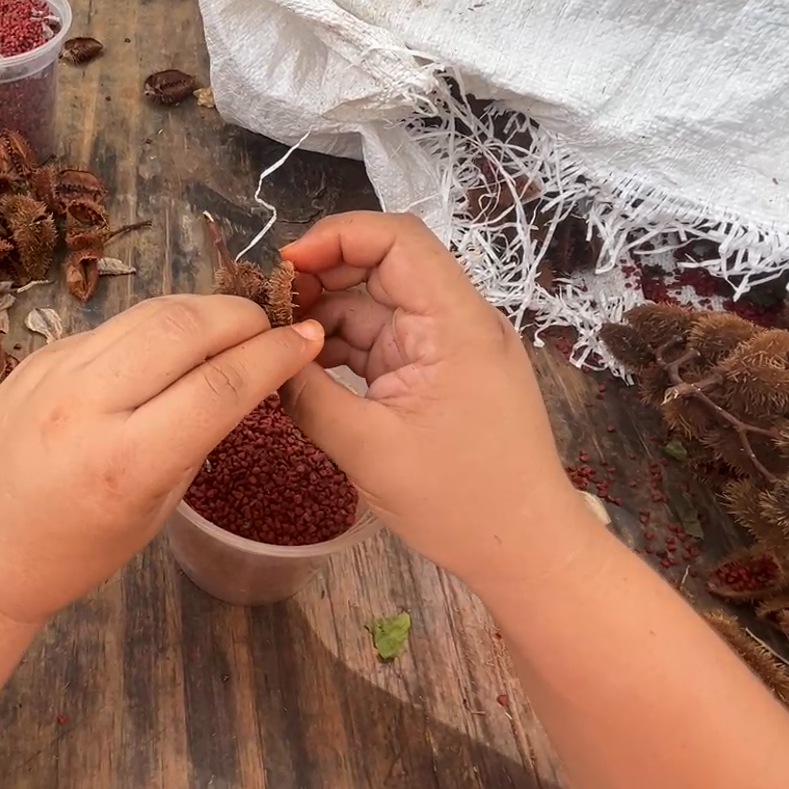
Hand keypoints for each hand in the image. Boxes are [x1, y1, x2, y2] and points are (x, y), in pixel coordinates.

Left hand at [0, 295, 324, 624]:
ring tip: (231, 326)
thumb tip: (240, 379)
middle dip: (241, 316)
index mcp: (123, 462)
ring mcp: (54, 370)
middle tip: (269, 327)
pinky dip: (157, 325)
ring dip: (202, 310)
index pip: (219, 385)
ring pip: (148, 312)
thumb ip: (196, 438)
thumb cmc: (74, 553)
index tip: (308, 338)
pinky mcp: (39, 354)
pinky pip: (114, 326)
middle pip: (184, 326)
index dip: (275, 355)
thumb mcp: (153, 510)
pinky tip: (173, 342)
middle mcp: (86, 403)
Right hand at [278, 212, 588, 586]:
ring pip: (373, 304)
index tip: (285, 265)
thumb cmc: (459, 502)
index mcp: (455, 324)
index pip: (398, 241)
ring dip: (324, 316)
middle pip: (383, 266)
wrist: (525, 552)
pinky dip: (339, 347)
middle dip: (322, 275)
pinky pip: (378, 340)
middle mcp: (454, 321)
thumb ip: (308, 394)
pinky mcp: (431, 372)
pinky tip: (304, 365)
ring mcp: (443, 347)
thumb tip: (263, 356)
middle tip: (269, 306)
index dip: (337, 236)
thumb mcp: (367, 448)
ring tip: (276, 339)